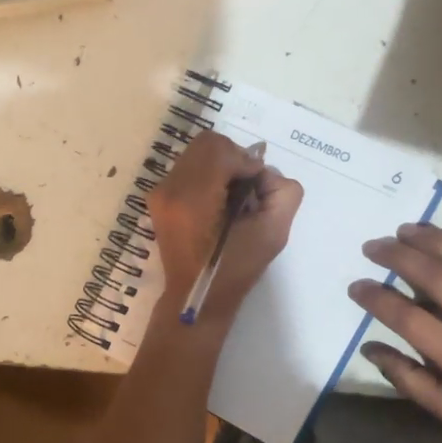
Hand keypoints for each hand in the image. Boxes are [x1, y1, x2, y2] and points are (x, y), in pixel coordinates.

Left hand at [146, 131, 302, 322]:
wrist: (196, 297)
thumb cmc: (236, 270)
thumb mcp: (274, 234)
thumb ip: (282, 193)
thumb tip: (264, 174)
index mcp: (192, 199)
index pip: (220, 150)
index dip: (245, 162)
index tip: (256, 188)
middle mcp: (169, 189)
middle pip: (207, 145)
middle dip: (233, 160)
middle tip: (246, 190)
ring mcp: (160, 193)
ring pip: (197, 154)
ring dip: (220, 166)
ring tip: (232, 198)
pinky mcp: (159, 198)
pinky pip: (188, 168)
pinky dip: (207, 175)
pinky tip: (216, 204)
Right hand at [347, 224, 441, 442]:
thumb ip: (406, 378)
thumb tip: (370, 347)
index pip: (410, 318)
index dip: (377, 299)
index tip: (356, 286)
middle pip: (435, 277)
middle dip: (398, 255)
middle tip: (373, 247)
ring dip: (428, 238)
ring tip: (401, 231)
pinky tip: (439, 234)